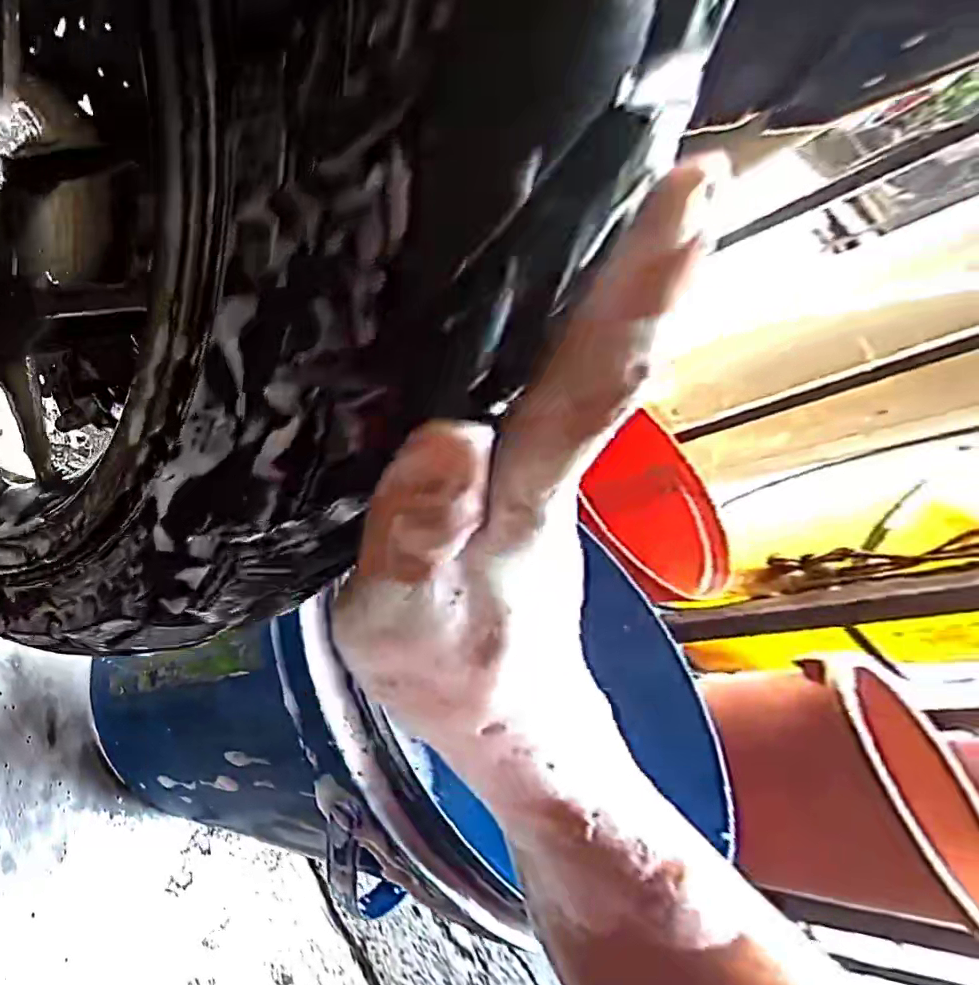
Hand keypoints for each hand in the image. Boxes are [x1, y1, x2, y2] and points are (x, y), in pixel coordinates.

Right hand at [328, 157, 723, 810]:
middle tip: (665, 165)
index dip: (634, 293)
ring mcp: (528, 482)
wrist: (493, 718)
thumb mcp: (404, 619)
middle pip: (597, 361)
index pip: (586, 386)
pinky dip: (543, 346)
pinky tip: (514, 313)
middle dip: (640, 264)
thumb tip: (446, 434)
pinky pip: (525, 404)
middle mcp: (539, 475)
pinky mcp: (502, 492)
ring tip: (599, 211)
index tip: (681, 190)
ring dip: (599, 293)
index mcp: (521, 501)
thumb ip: (420, 536)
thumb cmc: (444, 674)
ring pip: (568, 378)